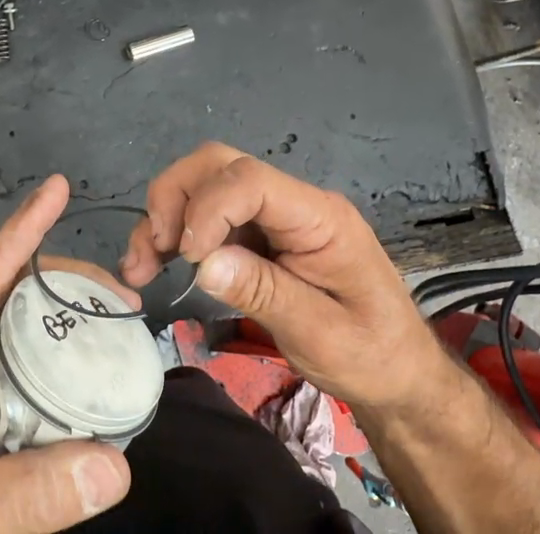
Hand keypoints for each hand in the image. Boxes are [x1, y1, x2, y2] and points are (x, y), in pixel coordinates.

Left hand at [0, 175, 133, 532]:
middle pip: (8, 292)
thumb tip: (117, 465)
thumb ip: (36, 490)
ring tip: (107, 331)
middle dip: (62, 282)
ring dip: (55, 323)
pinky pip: (6, 369)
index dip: (26, 225)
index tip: (57, 188)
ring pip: (9, 331)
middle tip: (120, 297)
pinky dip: (42, 364)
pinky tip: (74, 386)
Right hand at [119, 143, 453, 414]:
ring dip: (165, 215)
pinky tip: (153, 263)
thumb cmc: (371, 356)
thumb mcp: (321, 335)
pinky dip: (174, 234)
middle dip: (175, 197)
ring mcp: (273, 216)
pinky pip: (206, 216)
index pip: (250, 181)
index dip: (207, 208)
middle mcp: (293, 203)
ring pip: (204, 184)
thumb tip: (202, 262)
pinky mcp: (257, 234)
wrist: (398, 375)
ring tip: (141, 265)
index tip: (187, 256)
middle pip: (219, 165)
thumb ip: (263, 293)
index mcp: (319, 217)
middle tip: (156, 249)